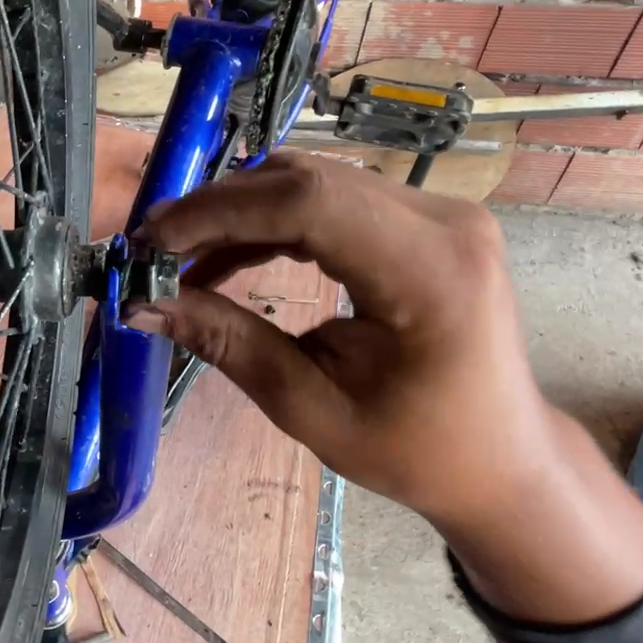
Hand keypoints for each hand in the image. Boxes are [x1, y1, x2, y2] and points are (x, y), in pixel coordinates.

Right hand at [130, 152, 642, 623]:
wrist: (500, 461)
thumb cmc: (415, 451)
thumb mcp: (309, 407)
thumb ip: (227, 342)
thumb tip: (141, 305)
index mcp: (428, 273)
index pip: (307, 204)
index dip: (217, 212)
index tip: (152, 244)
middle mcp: (443, 222)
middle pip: (306, 181)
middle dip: (217, 208)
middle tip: (152, 247)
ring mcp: (438, 214)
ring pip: (313, 182)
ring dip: (238, 212)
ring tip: (180, 255)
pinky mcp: (422, 222)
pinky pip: (330, 202)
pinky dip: (271, 223)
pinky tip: (227, 258)